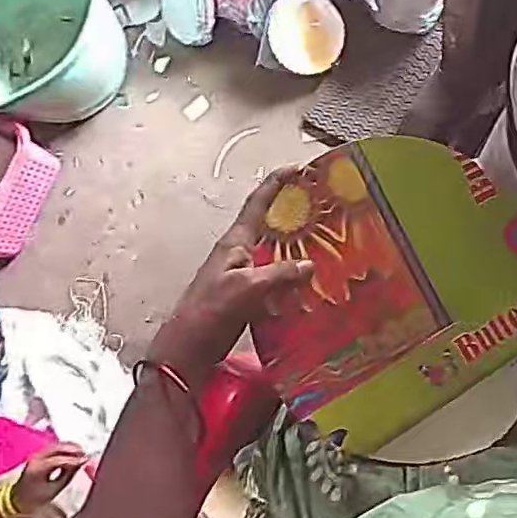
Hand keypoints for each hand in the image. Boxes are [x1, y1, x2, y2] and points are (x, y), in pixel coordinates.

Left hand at [13, 443, 85, 517]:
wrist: (18, 499)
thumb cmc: (36, 497)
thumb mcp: (54, 489)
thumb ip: (68, 474)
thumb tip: (81, 462)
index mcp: (37, 469)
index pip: (58, 460)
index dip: (74, 459)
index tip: (86, 460)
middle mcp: (35, 458)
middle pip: (57, 447)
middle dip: (73, 449)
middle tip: (85, 454)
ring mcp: (36, 455)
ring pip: (56, 445)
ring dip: (70, 447)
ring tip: (81, 453)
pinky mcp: (38, 454)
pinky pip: (54, 448)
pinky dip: (65, 448)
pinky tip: (73, 453)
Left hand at [146, 167, 314, 385]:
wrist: (189, 348)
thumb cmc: (211, 311)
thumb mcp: (247, 288)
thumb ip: (279, 274)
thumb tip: (310, 265)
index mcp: (235, 242)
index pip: (257, 203)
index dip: (276, 183)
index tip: (298, 168)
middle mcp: (240, 254)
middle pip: (271, 228)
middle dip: (296, 217)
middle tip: (324, 212)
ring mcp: (244, 276)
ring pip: (277, 256)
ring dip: (299, 252)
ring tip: (328, 249)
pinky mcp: (249, 297)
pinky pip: (278, 282)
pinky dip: (295, 281)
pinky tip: (313, 288)